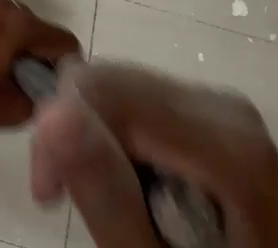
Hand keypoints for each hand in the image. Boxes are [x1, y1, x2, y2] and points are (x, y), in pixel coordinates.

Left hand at [0, 0, 81, 127]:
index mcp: (18, 24)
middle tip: (18, 74)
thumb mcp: (10, 109)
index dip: (63, 64)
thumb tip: (47, 86)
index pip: (63, 40)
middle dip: (32, 48)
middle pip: (34, 25)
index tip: (50, 81)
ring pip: (7, 15)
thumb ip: (40, 95)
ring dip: (7, 35)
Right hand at [29, 60, 277, 247]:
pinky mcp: (208, 110)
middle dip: (73, 131)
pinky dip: (111, 133)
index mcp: (228, 143)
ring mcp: (219, 105)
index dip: (59, 130)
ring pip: (114, 85)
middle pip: (109, 82)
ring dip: (90, 134)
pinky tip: (125, 178)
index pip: (103, 90)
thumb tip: (51, 114)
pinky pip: (132, 97)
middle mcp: (226, 107)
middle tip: (70, 196)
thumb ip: (107, 193)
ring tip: (103, 194)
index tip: (49, 194)